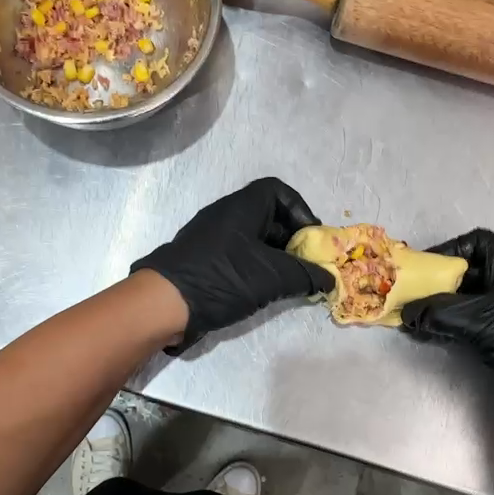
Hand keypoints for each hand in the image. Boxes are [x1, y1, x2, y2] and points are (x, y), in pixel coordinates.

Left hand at [131, 178, 336, 350]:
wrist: (164, 303)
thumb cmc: (222, 278)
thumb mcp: (272, 277)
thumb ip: (305, 276)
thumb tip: (329, 280)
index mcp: (242, 207)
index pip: (278, 191)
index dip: (301, 210)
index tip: (312, 237)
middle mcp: (227, 216)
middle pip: (269, 216)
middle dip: (293, 239)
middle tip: (308, 264)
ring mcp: (213, 239)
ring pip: (255, 239)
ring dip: (276, 257)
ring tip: (291, 282)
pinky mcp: (205, 261)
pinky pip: (240, 256)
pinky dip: (258, 269)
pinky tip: (265, 292)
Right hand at [401, 229, 493, 426]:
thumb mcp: (477, 319)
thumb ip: (437, 312)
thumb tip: (406, 312)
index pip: (477, 242)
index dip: (449, 249)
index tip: (424, 267)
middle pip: (469, 271)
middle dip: (440, 282)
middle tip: (412, 294)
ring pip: (470, 299)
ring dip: (443, 307)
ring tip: (415, 317)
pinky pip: (474, 321)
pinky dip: (453, 324)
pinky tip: (432, 334)